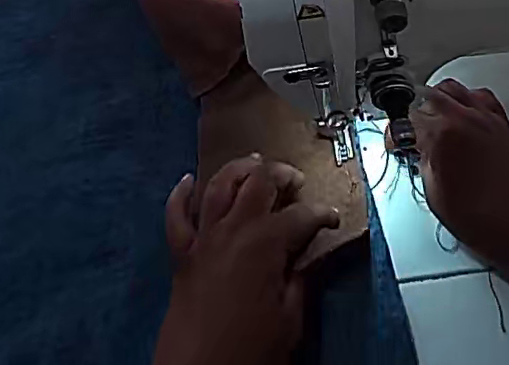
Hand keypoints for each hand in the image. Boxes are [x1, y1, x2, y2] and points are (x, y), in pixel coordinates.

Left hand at [153, 154, 340, 364]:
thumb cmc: (250, 352)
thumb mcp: (289, 322)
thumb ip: (299, 281)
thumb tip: (306, 256)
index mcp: (265, 242)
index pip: (300, 216)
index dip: (320, 214)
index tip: (332, 218)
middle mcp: (234, 227)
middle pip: (258, 182)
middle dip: (281, 174)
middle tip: (296, 179)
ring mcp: (205, 236)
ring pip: (219, 185)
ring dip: (238, 169)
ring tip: (254, 163)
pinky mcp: (182, 252)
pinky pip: (176, 215)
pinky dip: (180, 194)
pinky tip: (188, 179)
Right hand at [412, 78, 508, 273]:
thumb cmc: (492, 225)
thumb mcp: (437, 198)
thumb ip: (423, 166)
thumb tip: (419, 156)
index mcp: (442, 134)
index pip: (407, 121)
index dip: (396, 135)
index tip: (396, 144)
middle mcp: (464, 119)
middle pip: (427, 97)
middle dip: (415, 114)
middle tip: (411, 133)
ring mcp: (486, 119)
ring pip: (453, 89)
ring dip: (439, 100)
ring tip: (433, 120)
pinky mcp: (503, 125)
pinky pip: (480, 98)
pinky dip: (468, 101)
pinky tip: (464, 117)